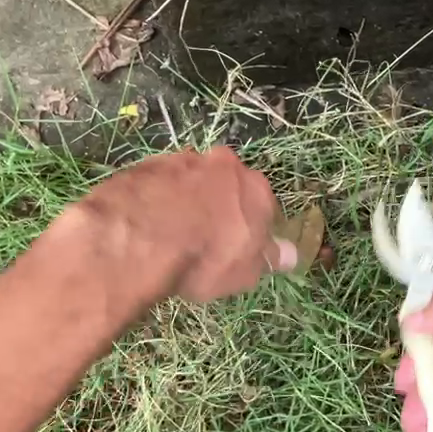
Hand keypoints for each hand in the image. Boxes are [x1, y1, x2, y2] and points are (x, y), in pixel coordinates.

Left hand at [64, 147, 294, 302]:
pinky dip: (160, 199)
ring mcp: (184, 159)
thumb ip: (269, 258)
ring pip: (194, 182)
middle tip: (206, 241)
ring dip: (189, 201)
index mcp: (256, 189)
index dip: (253, 229)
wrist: (142, 237)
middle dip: (221, 208)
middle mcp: (224, 165)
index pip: (264, 207)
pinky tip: (150, 224)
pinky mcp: (148, 163)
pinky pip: (163, 184)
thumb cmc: (206, 259)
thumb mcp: (246, 271)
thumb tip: (290, 253)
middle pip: (228, 187)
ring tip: (173, 234)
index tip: (240, 248)